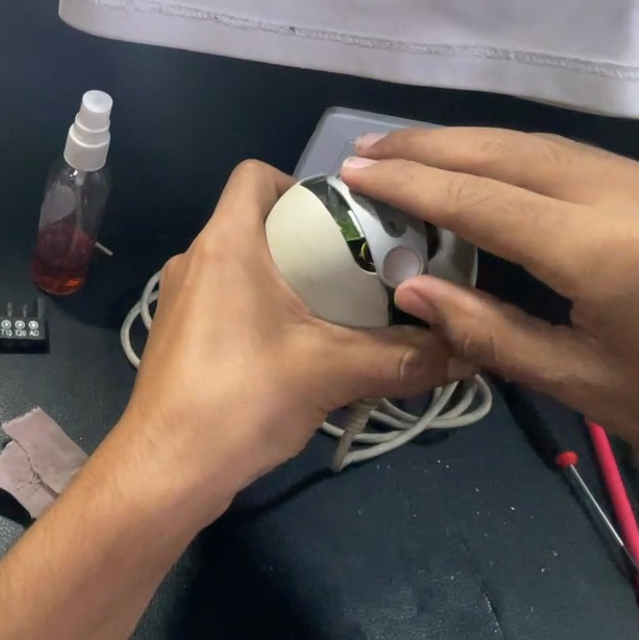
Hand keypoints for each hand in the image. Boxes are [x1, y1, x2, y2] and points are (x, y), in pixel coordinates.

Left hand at [113, 161, 465, 512]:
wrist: (167, 465)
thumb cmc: (242, 398)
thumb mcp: (332, 373)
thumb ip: (405, 357)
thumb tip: (470, 350)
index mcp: (225, 241)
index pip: (255, 174)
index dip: (300, 183)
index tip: (342, 221)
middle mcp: (195, 256)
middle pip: (254, 218)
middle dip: (306, 236)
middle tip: (356, 267)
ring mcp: (179, 294)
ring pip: (239, 260)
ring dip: (284, 274)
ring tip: (334, 308)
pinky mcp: (177, 329)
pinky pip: (224, 294)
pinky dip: (259, 303)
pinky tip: (293, 345)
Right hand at [339, 127, 638, 526]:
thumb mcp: (590, 391)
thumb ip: (490, 331)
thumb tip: (411, 288)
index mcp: (604, 250)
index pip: (478, 198)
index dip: (408, 183)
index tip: (352, 170)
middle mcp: (633, 194)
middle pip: (508, 151)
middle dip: (431, 146)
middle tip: (368, 147)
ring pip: (547, 148)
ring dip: (474, 146)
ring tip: (414, 153)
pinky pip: (584, 163)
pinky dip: (522, 160)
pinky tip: (495, 174)